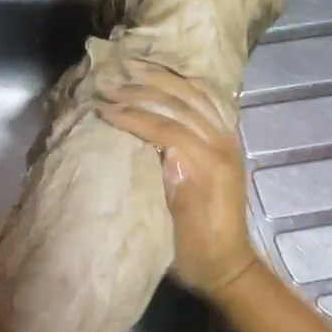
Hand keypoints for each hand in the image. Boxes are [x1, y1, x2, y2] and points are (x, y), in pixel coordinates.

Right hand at [96, 69, 258, 296]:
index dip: (131, 115)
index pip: (164, 126)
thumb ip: (161, 182)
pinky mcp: (230, 141)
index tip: (101, 108)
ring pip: (197, 95)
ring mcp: (229, 140)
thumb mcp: (168, 224)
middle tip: (109, 83)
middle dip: (142, 89)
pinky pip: (213, 101)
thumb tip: (144, 143)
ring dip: (164, 79)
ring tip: (134, 67)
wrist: (228, 265)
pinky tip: (171, 77)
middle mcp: (221, 145)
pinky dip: (190, 85)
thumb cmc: (192, 253)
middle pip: (180, 102)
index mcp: (205, 165)